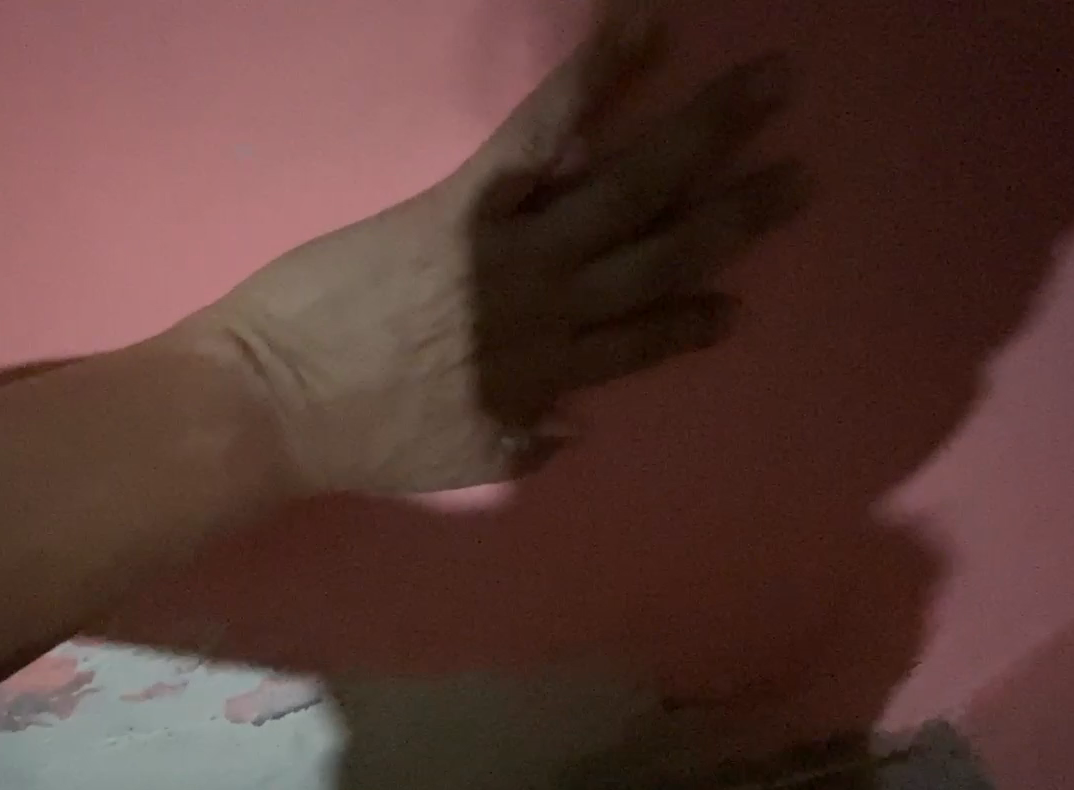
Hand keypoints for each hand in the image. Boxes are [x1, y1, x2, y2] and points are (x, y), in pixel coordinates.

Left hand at [182, 8, 807, 494]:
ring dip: (702, 134)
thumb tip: (579, 427)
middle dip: (733, 219)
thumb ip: (521, 443)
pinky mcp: (459, 208)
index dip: (691, 321)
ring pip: (625, 190)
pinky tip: (642, 29)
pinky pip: (539, 134)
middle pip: (658, 261)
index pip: (639, 347)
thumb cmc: (356, 441)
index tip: (735, 303)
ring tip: (767, 86)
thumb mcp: (454, 461)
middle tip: (799, 177)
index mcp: (541, 386)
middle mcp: (546, 319)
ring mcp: (508, 258)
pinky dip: (592, 79)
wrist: (274, 406)